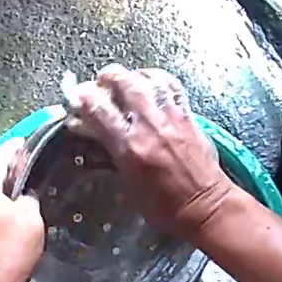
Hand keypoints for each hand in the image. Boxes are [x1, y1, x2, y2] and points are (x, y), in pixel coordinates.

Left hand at [0, 137, 44, 281]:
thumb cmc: (9, 254)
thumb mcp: (30, 219)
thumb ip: (28, 199)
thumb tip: (24, 198)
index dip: (13, 148)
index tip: (23, 142)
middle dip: (9, 172)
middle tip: (28, 166)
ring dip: (4, 194)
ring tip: (24, 192)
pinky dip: (0, 212)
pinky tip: (13, 220)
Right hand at [65, 64, 240, 240]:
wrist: (205, 207)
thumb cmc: (164, 206)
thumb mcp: (128, 184)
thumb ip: (111, 154)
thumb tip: (92, 133)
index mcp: (129, 147)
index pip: (98, 109)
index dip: (82, 99)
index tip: (76, 99)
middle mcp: (149, 126)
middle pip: (123, 83)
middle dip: (105, 78)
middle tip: (99, 82)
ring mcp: (170, 118)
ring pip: (147, 79)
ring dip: (131, 74)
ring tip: (123, 78)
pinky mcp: (188, 116)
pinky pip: (171, 86)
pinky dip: (157, 78)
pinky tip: (150, 82)